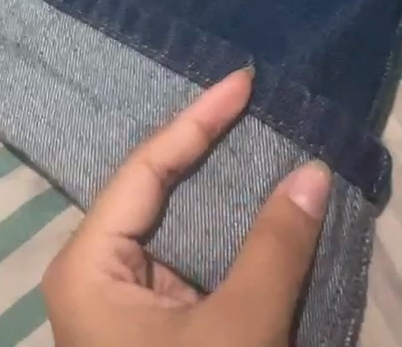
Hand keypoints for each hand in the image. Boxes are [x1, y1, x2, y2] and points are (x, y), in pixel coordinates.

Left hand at [43, 68, 331, 346]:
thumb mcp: (240, 332)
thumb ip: (274, 249)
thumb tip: (312, 173)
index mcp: (89, 263)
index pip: (146, 168)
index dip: (197, 120)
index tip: (241, 80)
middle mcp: (93, 270)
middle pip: (152, 189)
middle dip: (203, 146)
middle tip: (250, 101)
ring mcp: (117, 299)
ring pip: (169, 223)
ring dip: (214, 187)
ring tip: (252, 135)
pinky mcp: (145, 324)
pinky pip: (182, 258)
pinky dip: (219, 232)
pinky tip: (249, 204)